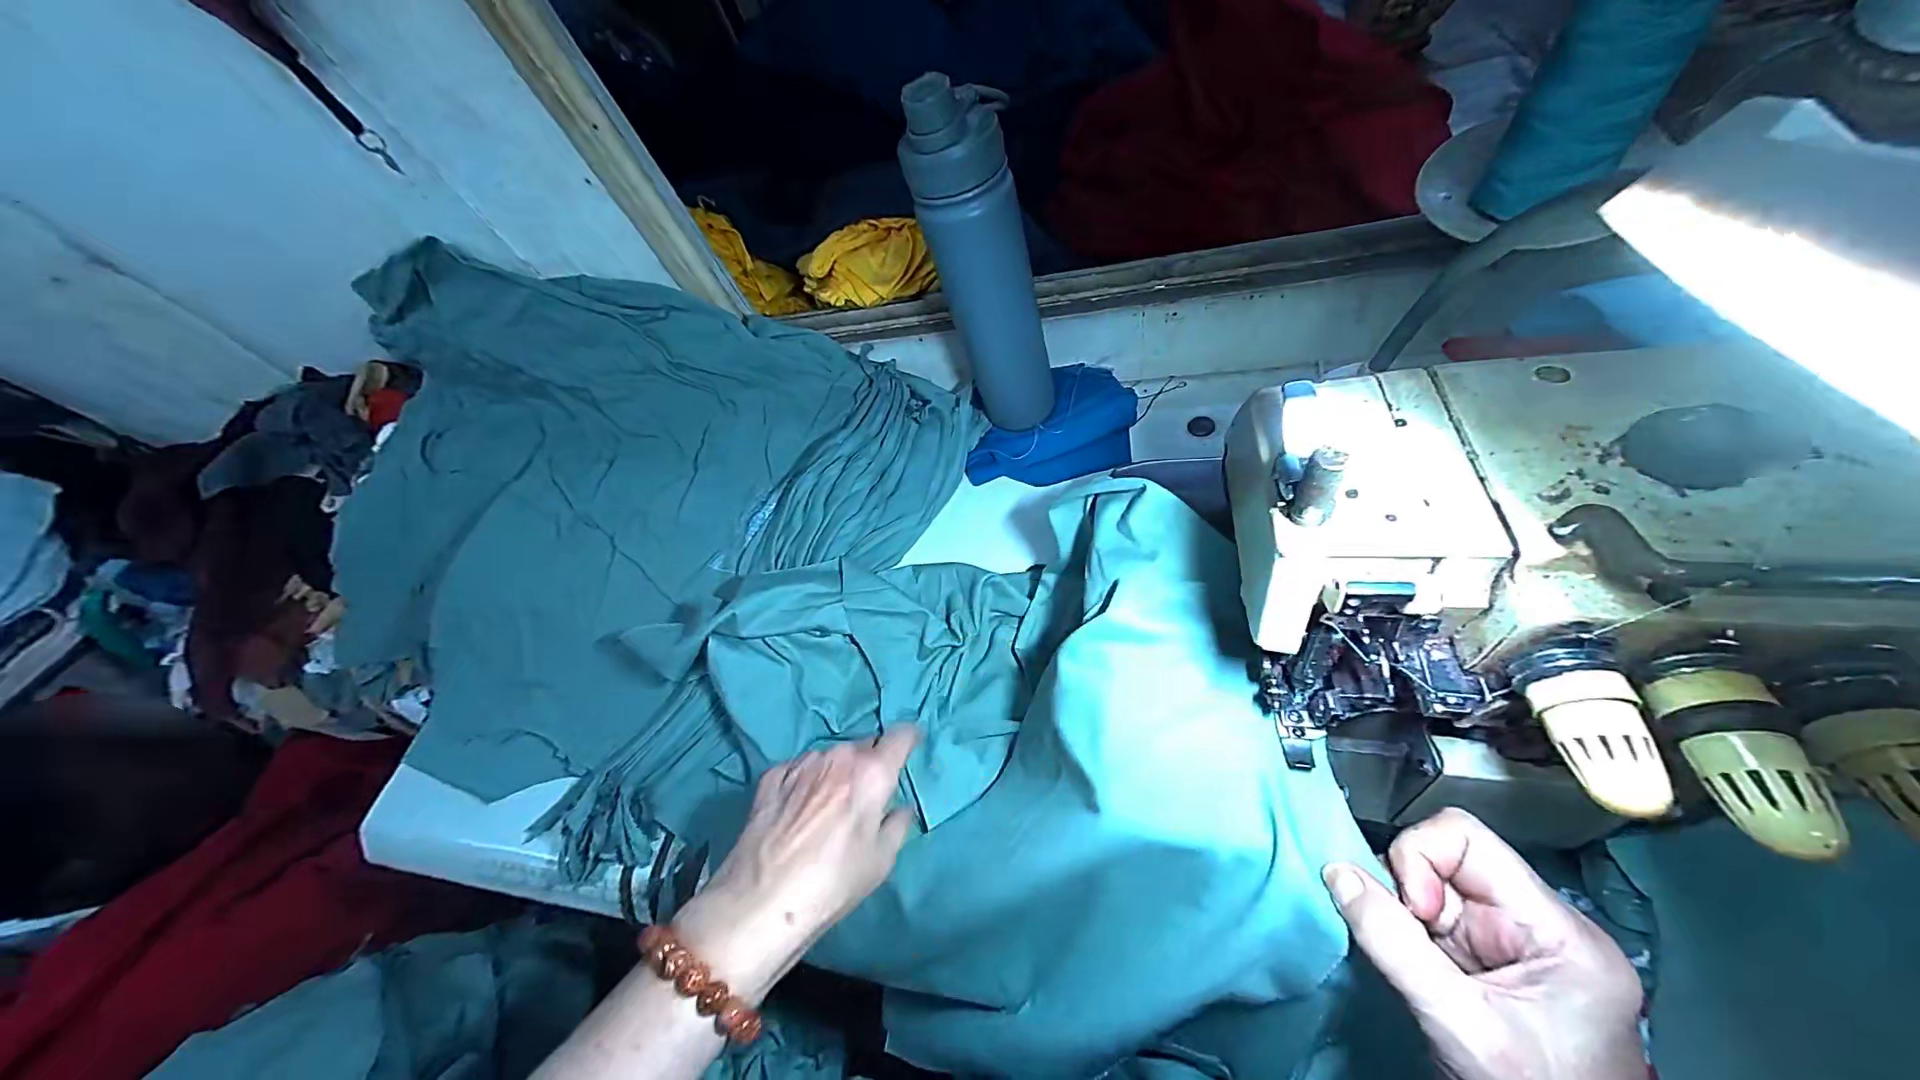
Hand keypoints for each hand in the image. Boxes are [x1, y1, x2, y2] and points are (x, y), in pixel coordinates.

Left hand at [669, 726, 919, 1002]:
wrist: (759, 902)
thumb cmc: (832, 884)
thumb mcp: (881, 861)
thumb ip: (897, 824)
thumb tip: (899, 808)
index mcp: (871, 773)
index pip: (900, 736)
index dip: (909, 739)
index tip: (911, 748)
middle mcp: (837, 757)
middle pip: (864, 746)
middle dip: (871, 762)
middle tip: (868, 793)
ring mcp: (801, 763)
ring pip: (831, 756)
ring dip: (837, 771)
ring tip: (830, 805)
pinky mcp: (771, 776)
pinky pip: (800, 769)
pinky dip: (807, 781)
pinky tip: (799, 810)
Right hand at [1322, 809, 1645, 1079]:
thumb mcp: (1458, 1023)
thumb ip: (1393, 943)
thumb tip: (1336, 873)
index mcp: (1559, 931)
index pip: (1465, 838)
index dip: (1419, 860)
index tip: (1415, 914)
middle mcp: (1541, 924)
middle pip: (1445, 859)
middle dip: (1409, 895)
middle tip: (1411, 947)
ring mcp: (1517, 941)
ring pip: (1432, 886)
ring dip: (1408, 919)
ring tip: (1422, 970)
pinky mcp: (1494, 957)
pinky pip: (1434, 918)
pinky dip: (1411, 936)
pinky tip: (1424, 972)